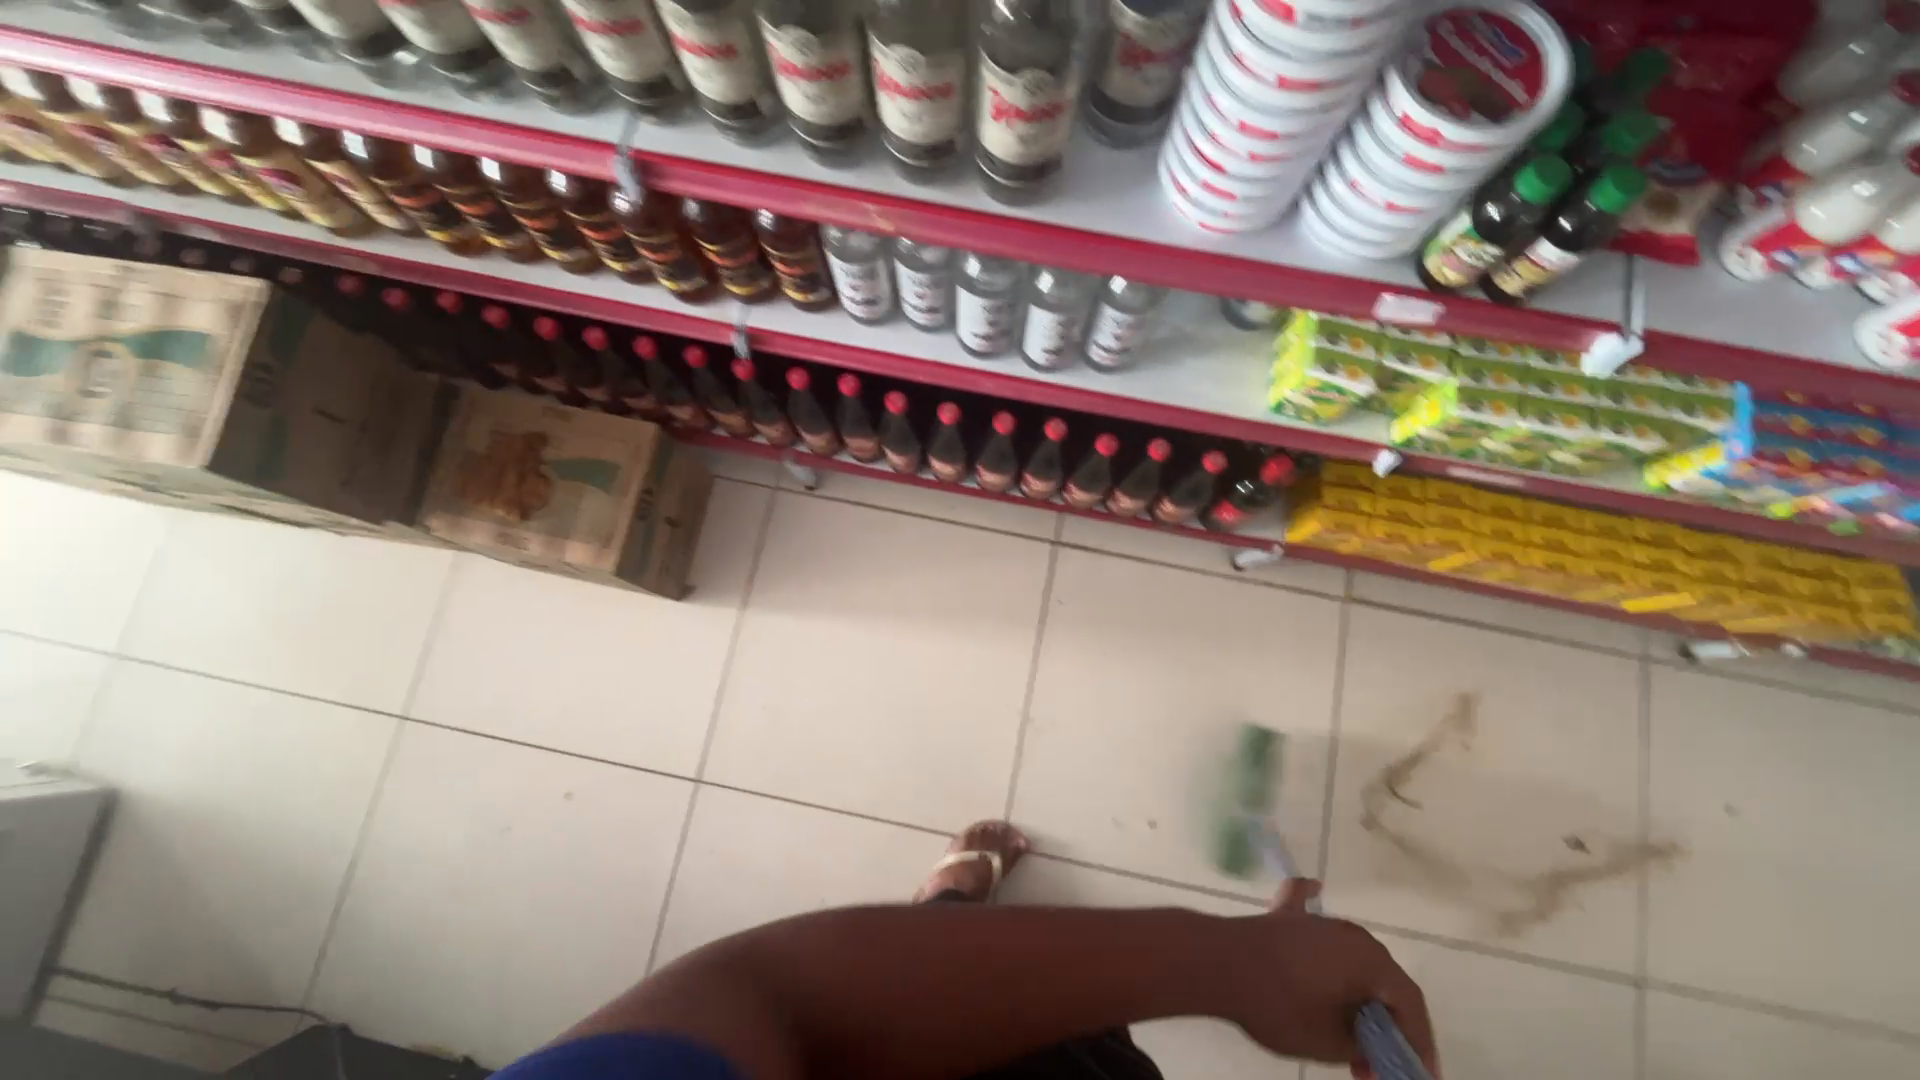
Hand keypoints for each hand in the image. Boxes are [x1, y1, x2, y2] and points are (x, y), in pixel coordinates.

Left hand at [1220, 879, 1439, 1079]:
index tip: (1418, 1075)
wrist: (1218, 965)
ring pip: (1349, 960)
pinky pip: (1304, 906)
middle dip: (1383, 1028)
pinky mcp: (1282, 918)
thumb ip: (1362, 1047)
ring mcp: (1315, 922)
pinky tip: (1315, 888)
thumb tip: (1369, 1045)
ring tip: (1348, 1037)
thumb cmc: (1280, 1005)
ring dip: (1355, 997)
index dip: (1419, 1045)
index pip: (1410, 1005)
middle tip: (1373, 1066)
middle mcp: (1350, 934)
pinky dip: (1312, 901)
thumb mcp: (1331, 1043)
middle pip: (1380, 983)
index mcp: (1371, 961)